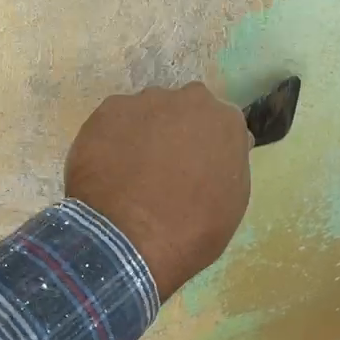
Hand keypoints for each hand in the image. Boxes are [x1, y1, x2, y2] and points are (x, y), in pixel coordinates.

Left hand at [64, 82, 250, 300]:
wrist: (126, 240)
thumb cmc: (190, 230)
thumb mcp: (231, 203)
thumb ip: (228, 164)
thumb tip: (218, 152)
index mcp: (226, 121)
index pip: (222, 127)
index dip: (210, 148)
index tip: (200, 170)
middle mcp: (190, 100)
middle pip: (186, 111)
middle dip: (179, 132)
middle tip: (167, 169)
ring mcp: (146, 101)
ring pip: (150, 112)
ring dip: (146, 134)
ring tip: (132, 172)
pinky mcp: (108, 110)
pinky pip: (116, 122)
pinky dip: (114, 140)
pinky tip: (109, 169)